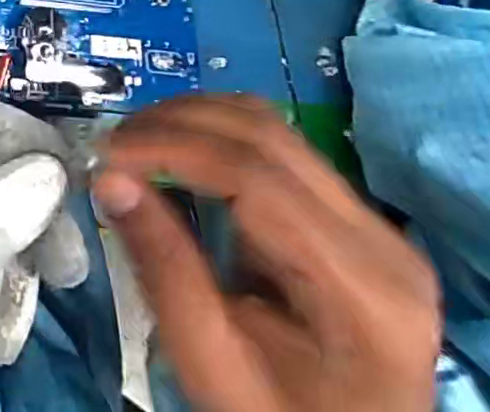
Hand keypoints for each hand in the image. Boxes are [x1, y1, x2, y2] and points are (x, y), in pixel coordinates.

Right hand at [92, 97, 439, 411]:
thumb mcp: (214, 370)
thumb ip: (165, 273)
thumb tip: (110, 178)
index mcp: (362, 290)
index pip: (256, 177)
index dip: (173, 149)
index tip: (108, 155)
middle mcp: (381, 239)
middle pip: (267, 136)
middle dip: (178, 123)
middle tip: (113, 144)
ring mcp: (372, 223)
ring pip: (272, 127)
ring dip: (195, 119)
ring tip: (137, 143)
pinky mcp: (352, 216)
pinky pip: (278, 147)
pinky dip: (216, 135)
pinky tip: (178, 153)